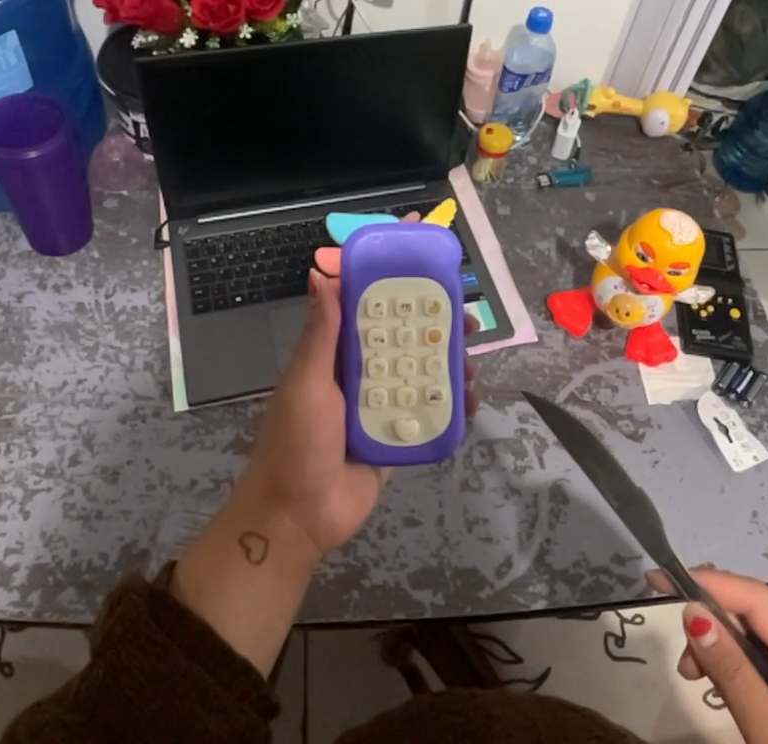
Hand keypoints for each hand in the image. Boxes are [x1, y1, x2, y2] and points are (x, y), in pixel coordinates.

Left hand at [237, 267, 479, 558]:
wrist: (298, 517)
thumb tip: (321, 273)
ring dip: (450, 364)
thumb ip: (321, 333)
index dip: (391, 278)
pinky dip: (451, 404)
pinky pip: (429, 412)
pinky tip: (469, 400)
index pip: (367, 305)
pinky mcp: (397, 436)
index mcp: (336, 353)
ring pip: (423, 372)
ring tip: (470, 366)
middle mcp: (361, 372)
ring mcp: (381, 405)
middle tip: (469, 318)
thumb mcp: (306, 382)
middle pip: (406, 337)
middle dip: (437, 324)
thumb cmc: (296, 442)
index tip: (421, 250)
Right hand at [647, 569, 767, 742]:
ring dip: (729, 647)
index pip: (764, 601)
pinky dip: (749, 669)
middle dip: (717, 619)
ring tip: (696, 677)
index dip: (710, 583)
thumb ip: (735, 677)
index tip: (659, 579)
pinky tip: (728, 688)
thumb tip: (694, 613)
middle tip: (680, 654)